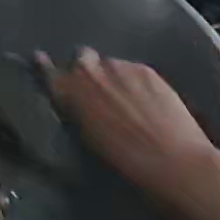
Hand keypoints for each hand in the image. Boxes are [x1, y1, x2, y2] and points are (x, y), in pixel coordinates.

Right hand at [36, 49, 219, 202]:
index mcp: (66, 90)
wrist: (175, 163)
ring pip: (111, 63)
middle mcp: (84, 71)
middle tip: (106, 89)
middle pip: (81, 57)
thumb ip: (75, 108)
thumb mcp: (87, 134)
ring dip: (117, 75)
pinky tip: (153, 100)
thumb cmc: (126, 159)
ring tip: (134, 97)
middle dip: (90, 69)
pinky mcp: (143, 69)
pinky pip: (134, 69)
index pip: (45, 67)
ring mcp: (114, 66)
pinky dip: (139, 81)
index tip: (44, 60)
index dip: (46, 64)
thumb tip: (75, 98)